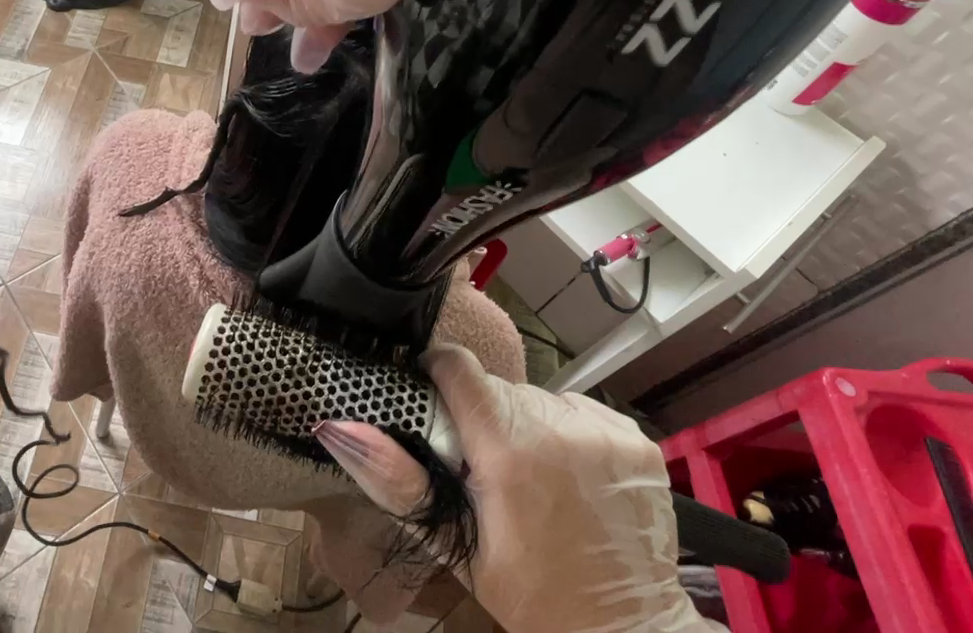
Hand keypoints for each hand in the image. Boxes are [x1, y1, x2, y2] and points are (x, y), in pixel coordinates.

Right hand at [313, 345, 715, 632]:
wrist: (623, 631)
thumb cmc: (528, 593)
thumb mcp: (455, 545)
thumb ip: (397, 481)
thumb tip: (337, 427)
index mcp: (508, 450)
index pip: (457, 366)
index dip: (436, 374)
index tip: (432, 401)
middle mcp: (558, 425)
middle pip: (497, 388)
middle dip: (481, 416)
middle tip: (484, 469)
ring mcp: (603, 429)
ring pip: (538, 398)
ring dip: (524, 423)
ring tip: (531, 476)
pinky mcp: (635, 438)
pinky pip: (580, 410)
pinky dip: (568, 432)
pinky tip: (572, 476)